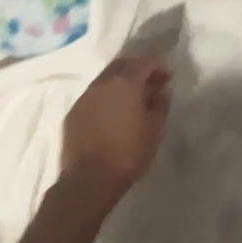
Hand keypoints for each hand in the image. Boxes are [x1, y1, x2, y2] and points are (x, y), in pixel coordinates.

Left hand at [62, 56, 173, 198]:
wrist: (89, 180)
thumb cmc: (129, 153)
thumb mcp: (155, 129)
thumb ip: (160, 103)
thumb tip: (161, 89)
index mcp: (125, 83)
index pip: (144, 62)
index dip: (159, 65)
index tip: (169, 76)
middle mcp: (102, 83)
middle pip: (121, 64)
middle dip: (138, 68)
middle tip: (151, 82)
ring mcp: (84, 97)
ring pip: (105, 79)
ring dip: (120, 82)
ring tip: (132, 99)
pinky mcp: (73, 113)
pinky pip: (93, 96)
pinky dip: (106, 97)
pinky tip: (112, 113)